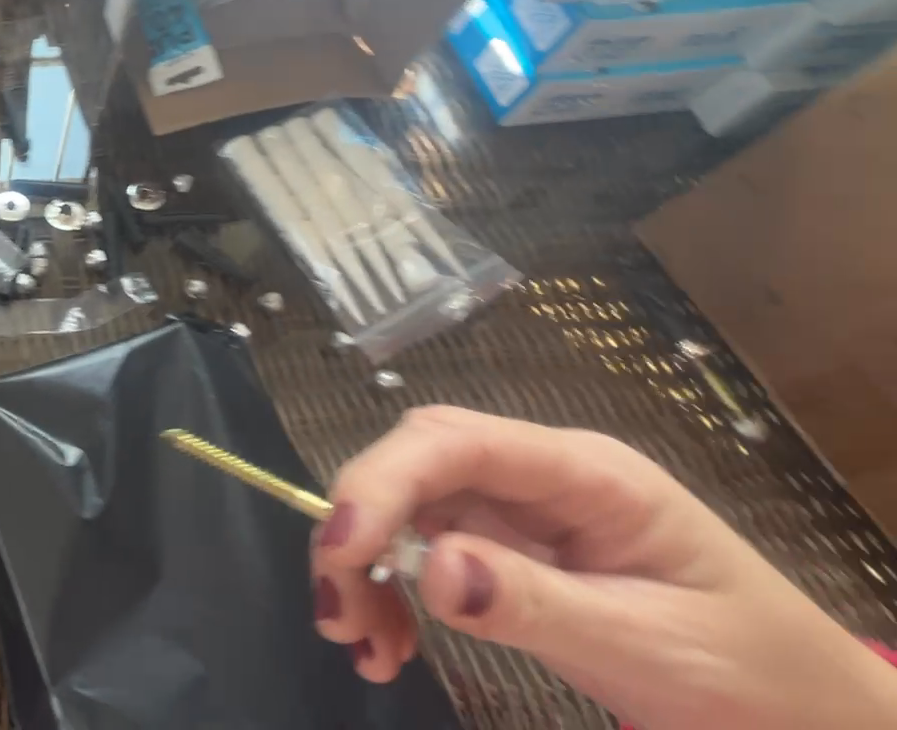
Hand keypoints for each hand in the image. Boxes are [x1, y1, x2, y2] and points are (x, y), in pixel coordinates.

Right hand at [312, 406, 896, 729]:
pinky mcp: (497, 546)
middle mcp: (532, 474)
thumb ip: (539, 605)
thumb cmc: (757, 679)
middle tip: (336, 609)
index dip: (383, 480)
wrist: (810, 717)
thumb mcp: (656, 651)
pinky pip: (417, 550)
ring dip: (364, 570)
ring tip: (363, 644)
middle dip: (358, 526)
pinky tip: (389, 643)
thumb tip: (430, 570)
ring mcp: (511, 508)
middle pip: (412, 466)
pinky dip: (388, 594)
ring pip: (402, 508)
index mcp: (584, 473)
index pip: (455, 442)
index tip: (341, 549)